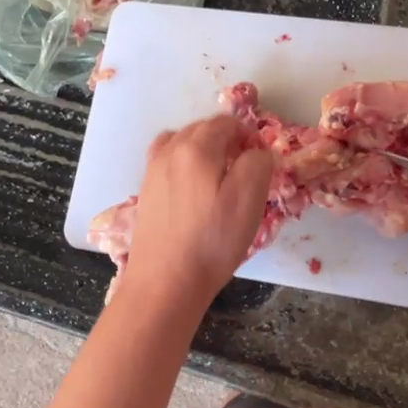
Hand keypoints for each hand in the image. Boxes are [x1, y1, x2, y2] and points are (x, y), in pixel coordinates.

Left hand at [115, 116, 274, 311]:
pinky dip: (184, 166)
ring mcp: (152, 172)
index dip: (248, 135)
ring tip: (219, 178)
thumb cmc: (212, 241)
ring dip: (203, 151)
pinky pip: (168, 164)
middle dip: (226, 140)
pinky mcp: (145, 193)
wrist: (164, 284)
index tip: (261, 159)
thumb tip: (257, 152)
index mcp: (195, 147)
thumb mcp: (249, 199)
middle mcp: (168, 151)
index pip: (226, 123)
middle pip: (201, 130)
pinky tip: (194, 192)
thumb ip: (258, 163)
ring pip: (181, 144)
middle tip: (244, 170)